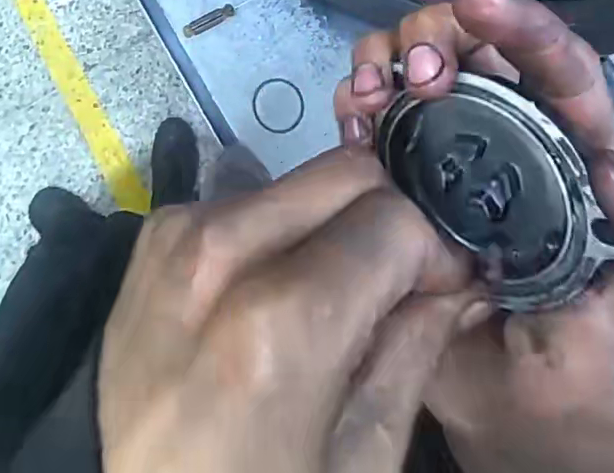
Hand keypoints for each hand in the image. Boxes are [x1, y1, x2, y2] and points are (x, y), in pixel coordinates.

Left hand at [98, 148, 488, 472]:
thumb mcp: (354, 465)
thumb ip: (412, 351)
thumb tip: (456, 280)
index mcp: (277, 321)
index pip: (391, 219)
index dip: (433, 250)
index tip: (443, 285)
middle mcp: (221, 247)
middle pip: (344, 170)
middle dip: (389, 213)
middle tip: (401, 276)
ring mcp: (180, 226)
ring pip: (299, 177)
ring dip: (336, 218)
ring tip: (339, 286)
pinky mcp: (157, 223)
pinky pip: (250, 196)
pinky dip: (285, 226)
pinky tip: (279, 282)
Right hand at [333, 0, 613, 472]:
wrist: (534, 442)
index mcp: (578, 153)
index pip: (559, 70)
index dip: (523, 29)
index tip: (479, 4)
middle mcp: (508, 139)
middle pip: (468, 49)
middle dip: (436, 34)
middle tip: (419, 71)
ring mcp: (447, 159)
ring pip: (410, 71)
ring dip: (385, 61)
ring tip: (374, 92)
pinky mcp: (398, 185)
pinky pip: (370, 124)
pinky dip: (354, 105)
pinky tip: (352, 124)